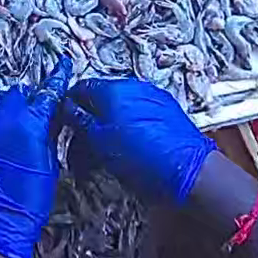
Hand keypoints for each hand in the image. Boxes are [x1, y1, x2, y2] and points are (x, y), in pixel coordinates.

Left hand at [0, 56, 72, 257]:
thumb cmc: (30, 200)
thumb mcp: (50, 163)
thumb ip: (48, 132)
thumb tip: (51, 114)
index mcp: (30, 122)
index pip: (47, 92)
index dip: (56, 79)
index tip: (62, 65)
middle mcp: (3, 117)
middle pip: (16, 93)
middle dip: (25, 98)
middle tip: (30, 108)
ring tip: (4, 110)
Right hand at [67, 77, 214, 202]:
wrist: (191, 172)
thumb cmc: (140, 158)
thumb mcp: (100, 143)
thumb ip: (79, 120)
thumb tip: (66, 106)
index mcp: (111, 89)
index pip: (80, 88)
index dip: (69, 107)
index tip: (66, 126)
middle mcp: (131, 85)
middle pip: (100, 99)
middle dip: (89, 121)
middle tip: (84, 147)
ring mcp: (152, 96)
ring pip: (120, 107)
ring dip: (109, 125)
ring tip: (109, 152)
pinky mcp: (168, 109)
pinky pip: (138, 113)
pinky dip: (129, 126)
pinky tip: (132, 148)